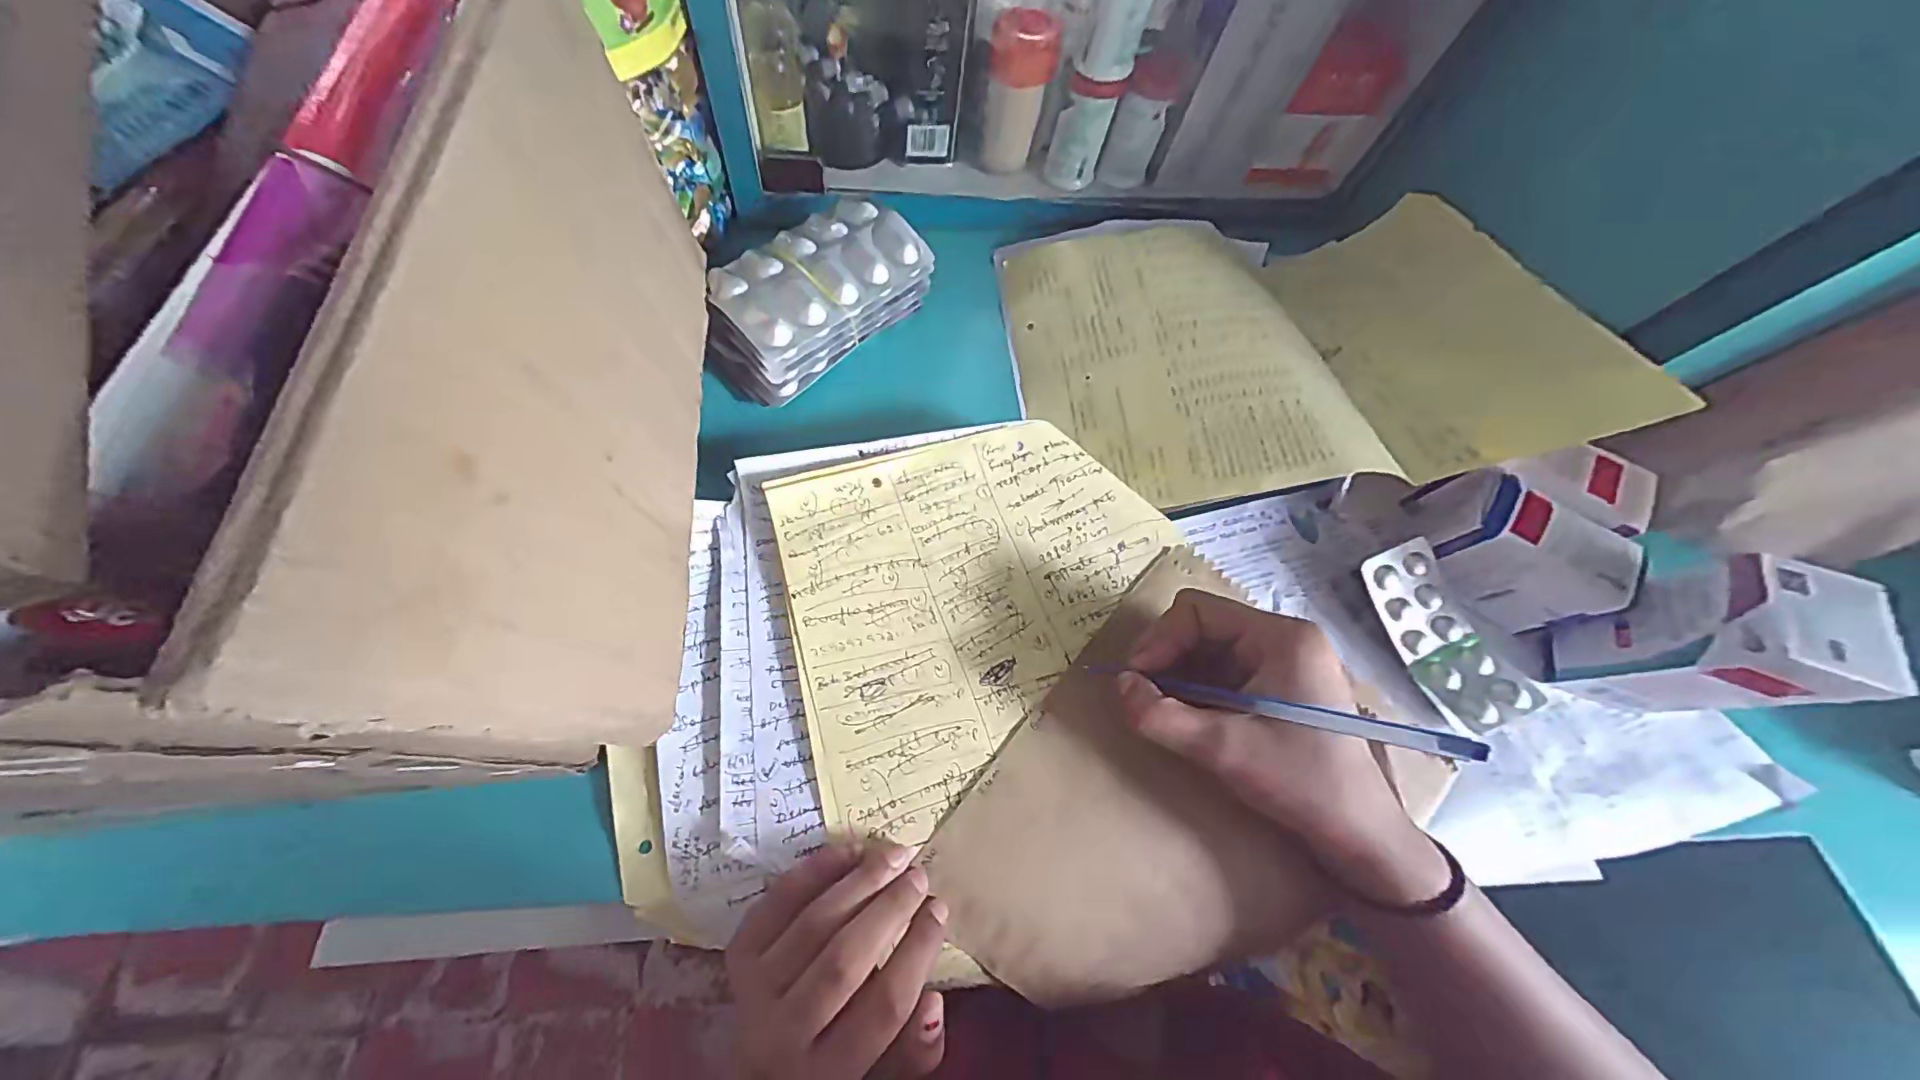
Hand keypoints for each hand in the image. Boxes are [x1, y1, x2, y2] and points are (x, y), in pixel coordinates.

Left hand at [727, 842, 949, 1078]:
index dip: (918, 951)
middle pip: (844, 961)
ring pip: (814, 925)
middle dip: (889, 908)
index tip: (940, 907)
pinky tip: (850, 850)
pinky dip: (815, 870)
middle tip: (919, 873)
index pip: (883, 1007)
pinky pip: (779, 901)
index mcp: (830, 1070)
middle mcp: (785, 1034)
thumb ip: (913, 1050)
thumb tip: (935, 1001)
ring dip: (859, 881)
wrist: (756, 1064)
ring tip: (892, 855)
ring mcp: (755, 990)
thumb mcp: (877, 1071)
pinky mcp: (738, 953)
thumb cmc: (831, 1057)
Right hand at [1115, 590, 1448, 905]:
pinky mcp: (1282, 686)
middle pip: (1202, 624)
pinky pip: (1225, 671)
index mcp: (1280, 637)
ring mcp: (1286, 661)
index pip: (1197, 610)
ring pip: (1210, 649)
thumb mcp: (1222, 749)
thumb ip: (1161, 715)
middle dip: (1166, 656)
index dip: (1159, 639)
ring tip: (1160, 707)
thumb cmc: (1301, 783)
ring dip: (1178, 674)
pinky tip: (1186, 716)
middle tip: (1142, 693)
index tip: (1136, 678)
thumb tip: (1119, 685)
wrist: (1361, 836)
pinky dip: (1197, 688)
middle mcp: (1285, 639)